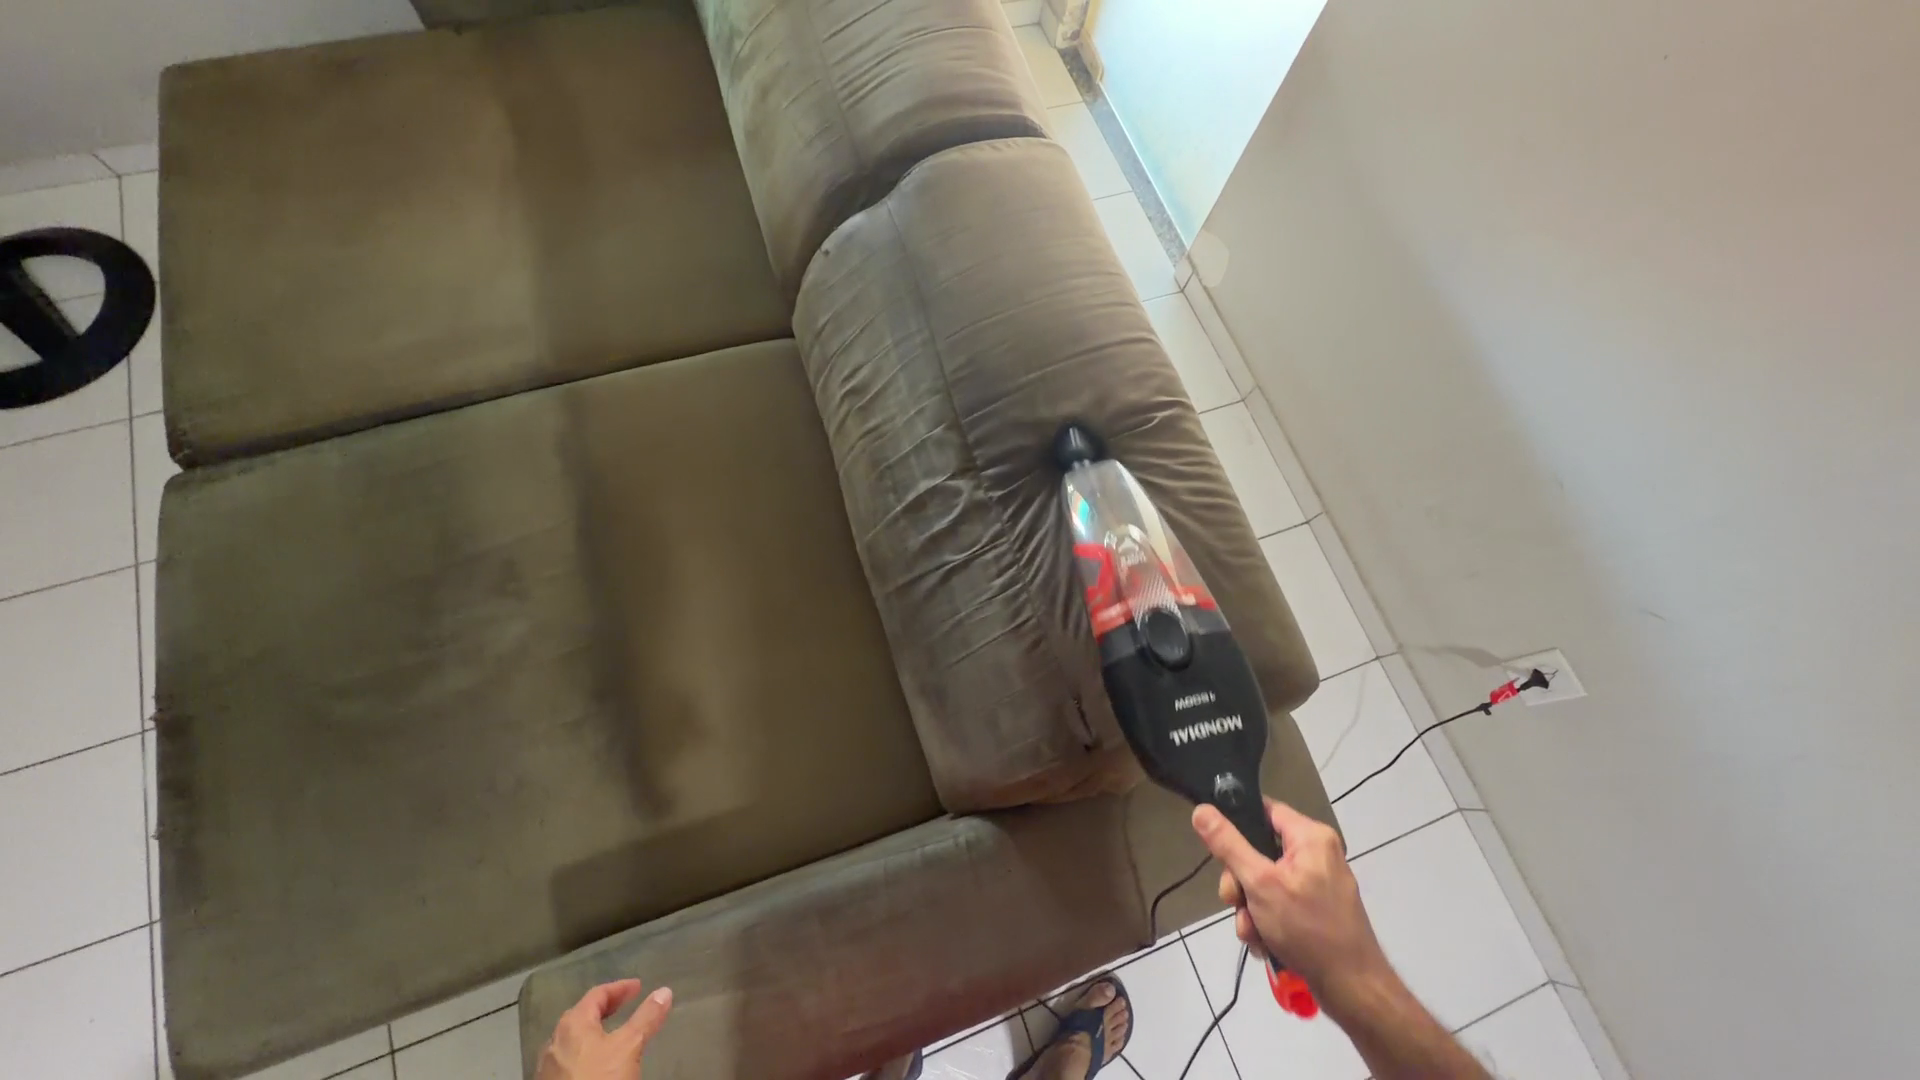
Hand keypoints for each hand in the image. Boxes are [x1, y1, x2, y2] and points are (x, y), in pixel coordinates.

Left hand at [535, 980, 673, 1079]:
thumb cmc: (600, 1079)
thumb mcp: (629, 1047)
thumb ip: (646, 1018)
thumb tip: (664, 991)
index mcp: (573, 1024)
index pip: (597, 994)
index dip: (620, 987)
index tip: (639, 987)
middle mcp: (556, 1041)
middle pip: (582, 1015)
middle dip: (605, 1008)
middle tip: (625, 1005)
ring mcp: (549, 1067)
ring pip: (574, 1039)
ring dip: (594, 1031)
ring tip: (612, 1034)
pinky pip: (569, 1060)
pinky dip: (586, 1052)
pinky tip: (596, 1064)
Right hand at [1191, 799, 1390, 1000]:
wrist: (1352, 989)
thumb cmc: (1307, 928)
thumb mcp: (1259, 883)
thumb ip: (1228, 845)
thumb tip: (1201, 809)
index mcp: (1310, 836)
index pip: (1263, 810)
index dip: (1236, 823)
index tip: (1217, 848)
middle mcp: (1317, 853)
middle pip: (1259, 850)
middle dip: (1240, 882)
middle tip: (1235, 903)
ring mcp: (1318, 882)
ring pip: (1265, 882)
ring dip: (1249, 908)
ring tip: (1252, 933)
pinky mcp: (1317, 909)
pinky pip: (1280, 902)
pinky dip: (1266, 921)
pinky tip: (1263, 942)